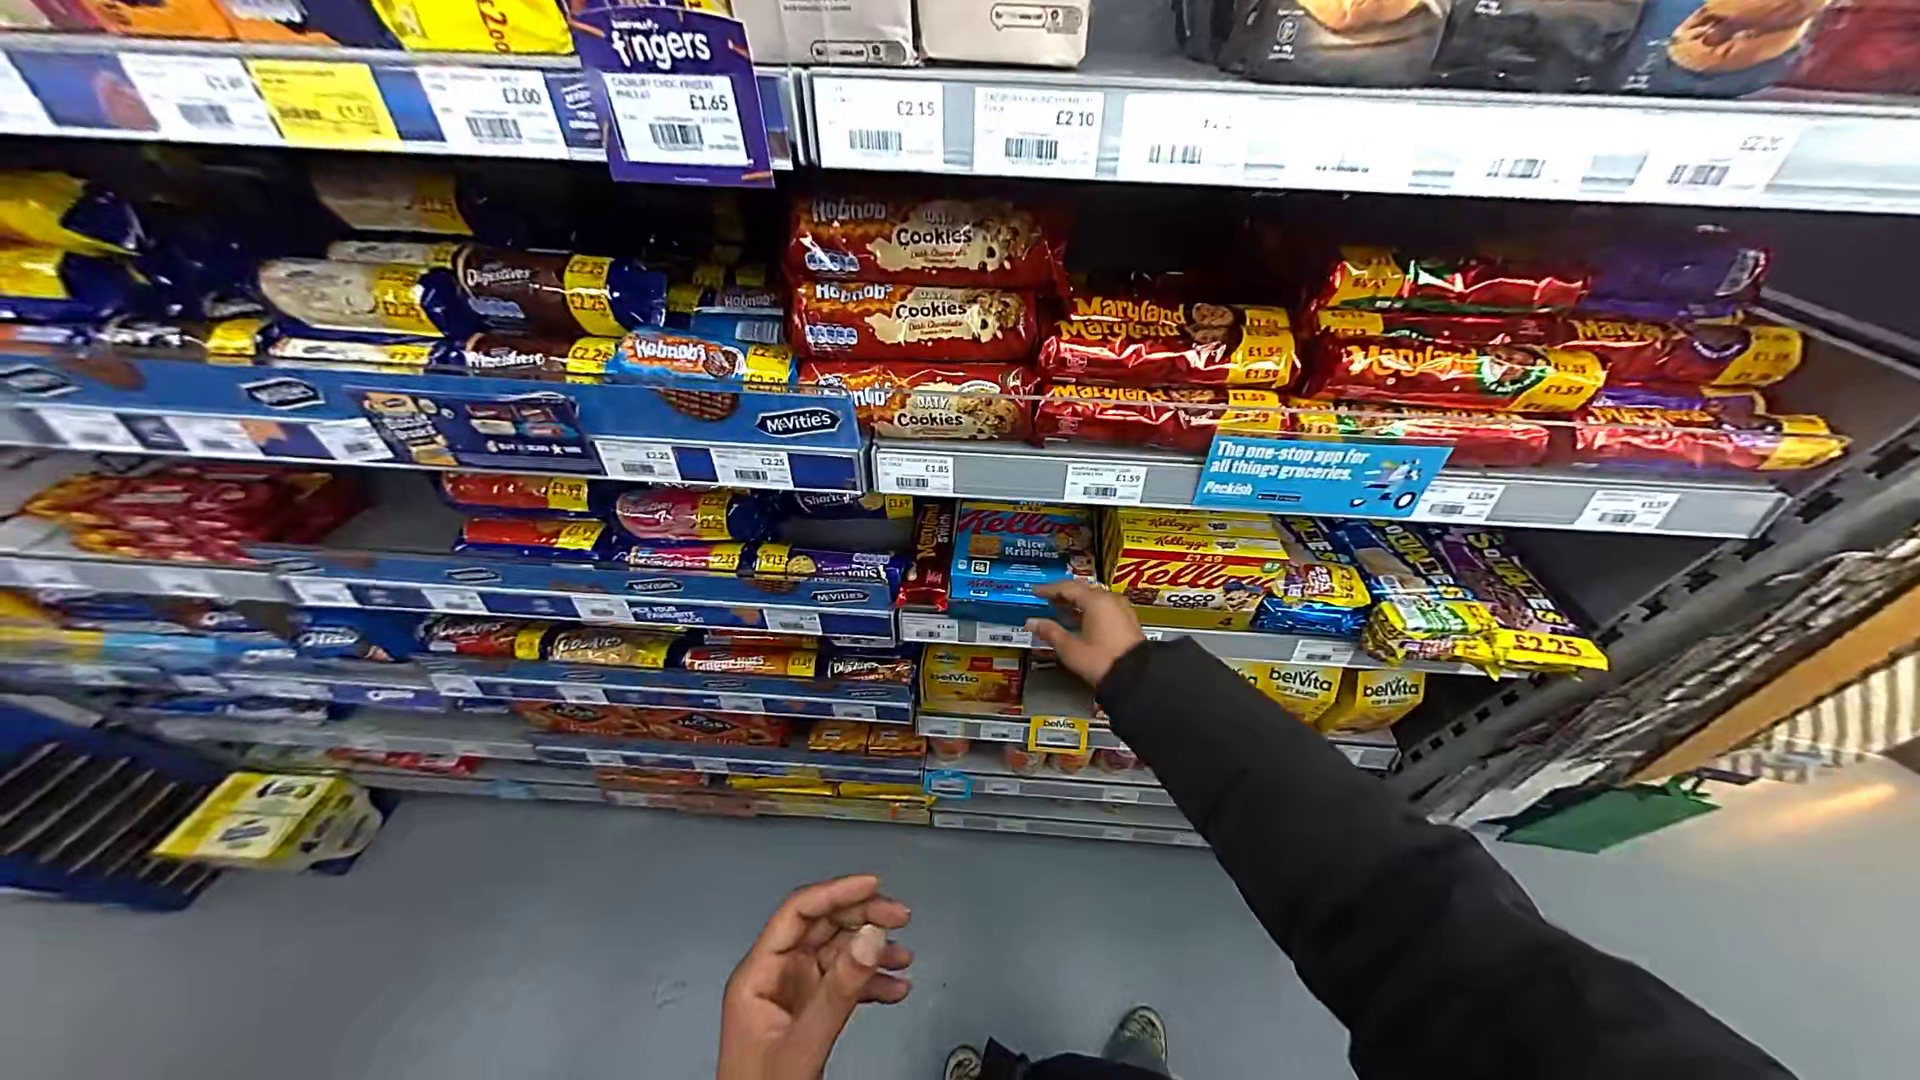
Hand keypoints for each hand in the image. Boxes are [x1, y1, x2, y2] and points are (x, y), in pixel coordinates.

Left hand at [718, 874, 912, 1079]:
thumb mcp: (802, 1047)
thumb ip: (837, 992)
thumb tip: (872, 935)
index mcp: (758, 973)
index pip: (798, 912)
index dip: (836, 891)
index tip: (874, 885)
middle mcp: (776, 975)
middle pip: (823, 926)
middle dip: (864, 917)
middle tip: (901, 917)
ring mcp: (794, 994)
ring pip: (839, 952)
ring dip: (874, 951)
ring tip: (905, 956)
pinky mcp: (810, 1014)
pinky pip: (845, 983)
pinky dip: (872, 983)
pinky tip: (896, 989)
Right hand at [1028, 580, 1146, 686]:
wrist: (1135, 678)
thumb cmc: (1100, 661)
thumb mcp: (1070, 648)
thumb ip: (1050, 631)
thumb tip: (1031, 622)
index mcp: (1096, 601)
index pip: (1068, 588)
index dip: (1049, 589)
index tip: (1036, 591)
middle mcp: (1110, 600)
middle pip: (1083, 590)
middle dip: (1064, 594)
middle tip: (1048, 599)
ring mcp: (1122, 609)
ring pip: (1095, 598)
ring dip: (1077, 602)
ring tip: (1062, 610)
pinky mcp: (1127, 621)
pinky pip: (1105, 607)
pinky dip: (1090, 609)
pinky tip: (1081, 620)